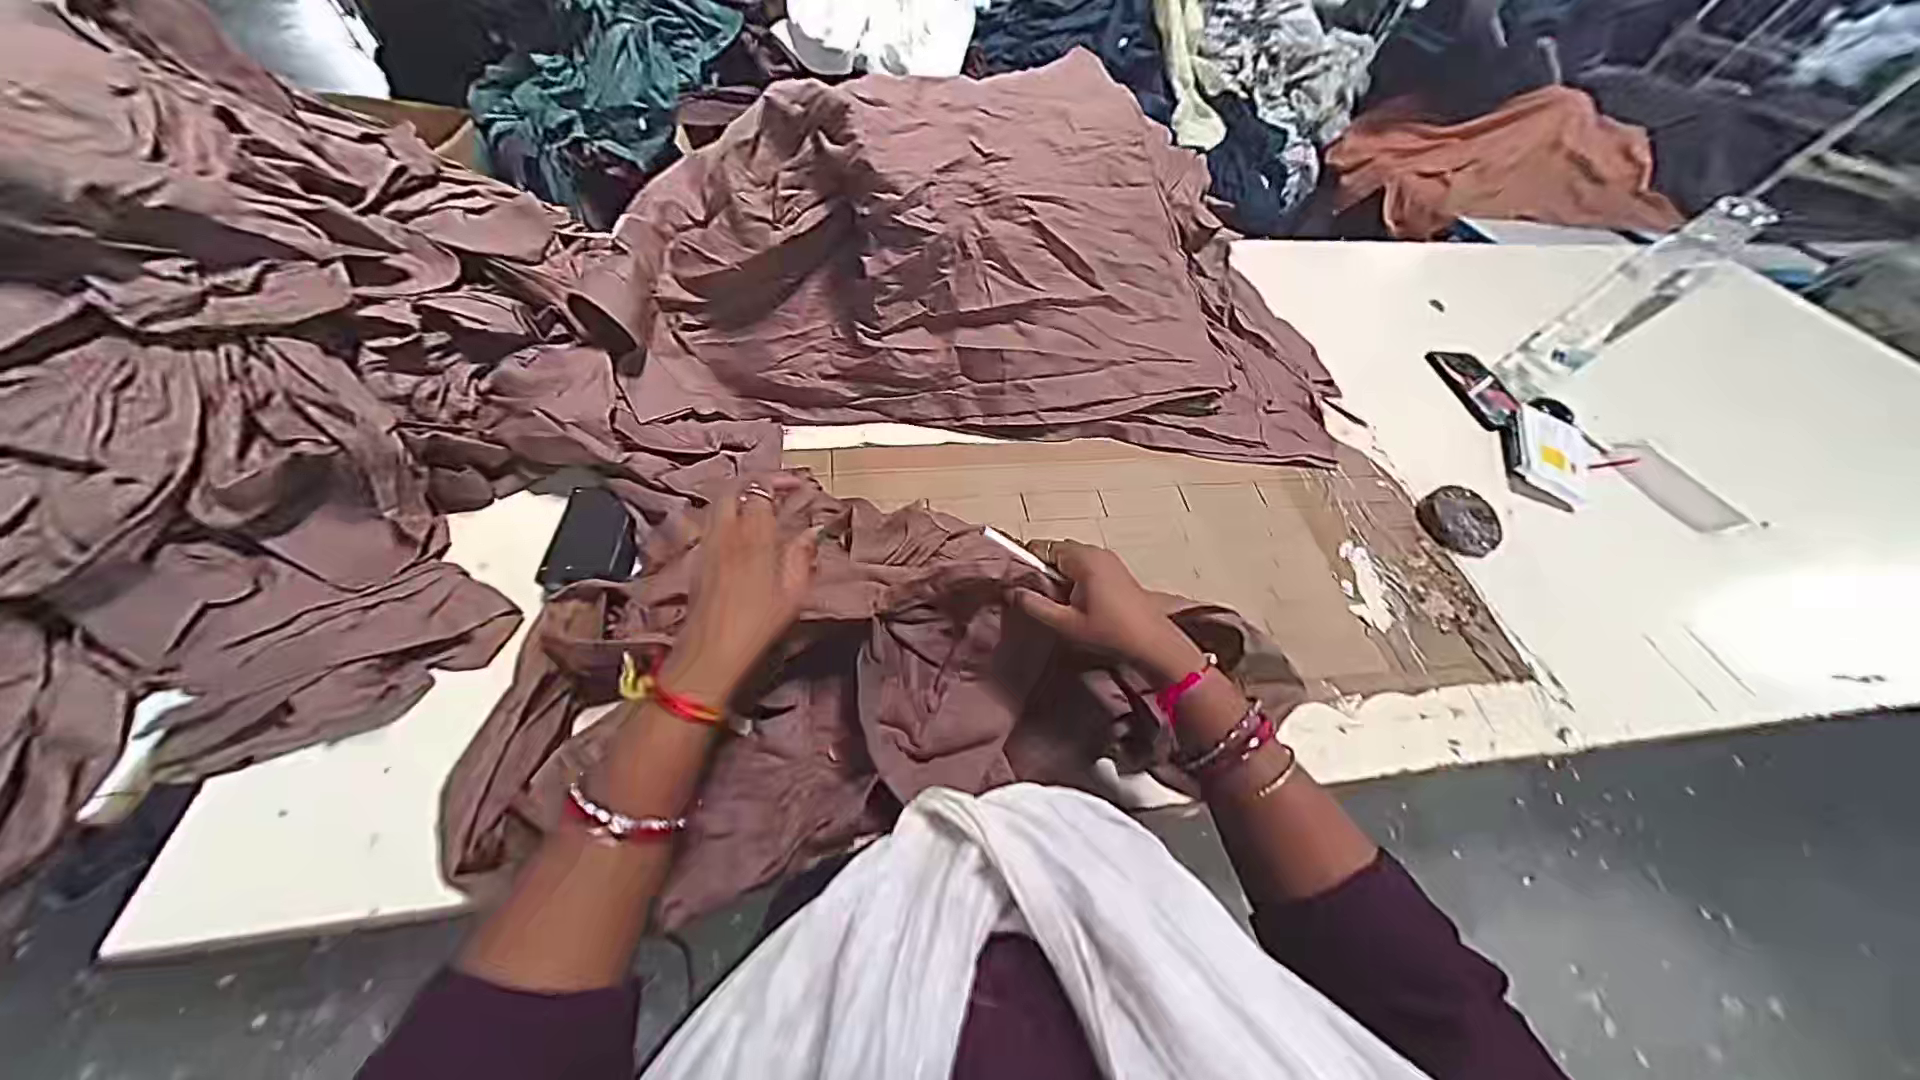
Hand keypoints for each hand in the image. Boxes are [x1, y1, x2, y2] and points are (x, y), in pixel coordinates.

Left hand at [661, 480, 818, 703]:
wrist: (711, 650)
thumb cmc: (758, 624)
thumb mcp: (793, 593)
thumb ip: (802, 556)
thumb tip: (810, 533)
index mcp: (754, 536)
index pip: (761, 490)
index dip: (780, 482)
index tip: (798, 485)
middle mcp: (726, 532)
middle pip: (733, 487)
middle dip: (755, 482)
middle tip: (776, 488)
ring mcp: (707, 543)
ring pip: (718, 502)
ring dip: (739, 495)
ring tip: (758, 504)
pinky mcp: (697, 558)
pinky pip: (711, 521)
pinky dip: (727, 514)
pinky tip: (740, 530)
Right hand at [1008, 539, 1205, 683]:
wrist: (1153, 643)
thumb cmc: (1112, 632)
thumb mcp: (1066, 623)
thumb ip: (1035, 606)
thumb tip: (1013, 593)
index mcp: (1083, 559)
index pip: (1042, 547)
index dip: (1027, 563)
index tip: (1020, 583)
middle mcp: (1096, 553)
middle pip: (1056, 551)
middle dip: (1044, 571)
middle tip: (1040, 598)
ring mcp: (1108, 560)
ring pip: (1070, 559)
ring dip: (1059, 577)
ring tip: (1059, 604)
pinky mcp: (1115, 571)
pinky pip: (1085, 566)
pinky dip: (1074, 579)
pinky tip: (1076, 604)